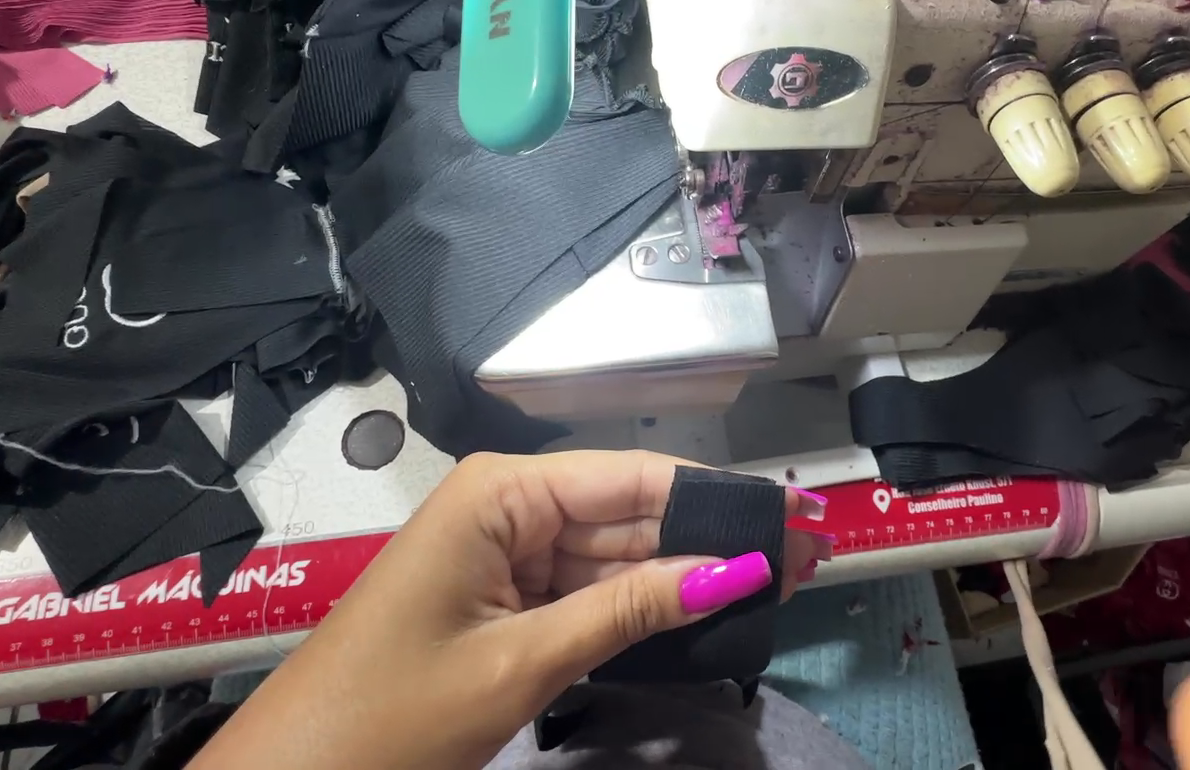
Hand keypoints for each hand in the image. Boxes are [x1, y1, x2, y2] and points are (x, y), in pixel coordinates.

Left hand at [192, 450, 831, 769]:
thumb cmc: (393, 711)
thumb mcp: (522, 660)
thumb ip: (630, 609)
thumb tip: (736, 573)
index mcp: (507, 488)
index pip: (634, 478)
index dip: (715, 499)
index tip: (787, 514)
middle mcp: (515, 499)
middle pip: (632, 512)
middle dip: (711, 538)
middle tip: (797, 555)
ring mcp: (513, 544)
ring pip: (616, 551)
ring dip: (685, 573)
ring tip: (771, 581)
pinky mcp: (512, 585)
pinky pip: (588, 584)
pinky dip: (641, 602)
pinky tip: (703, 605)